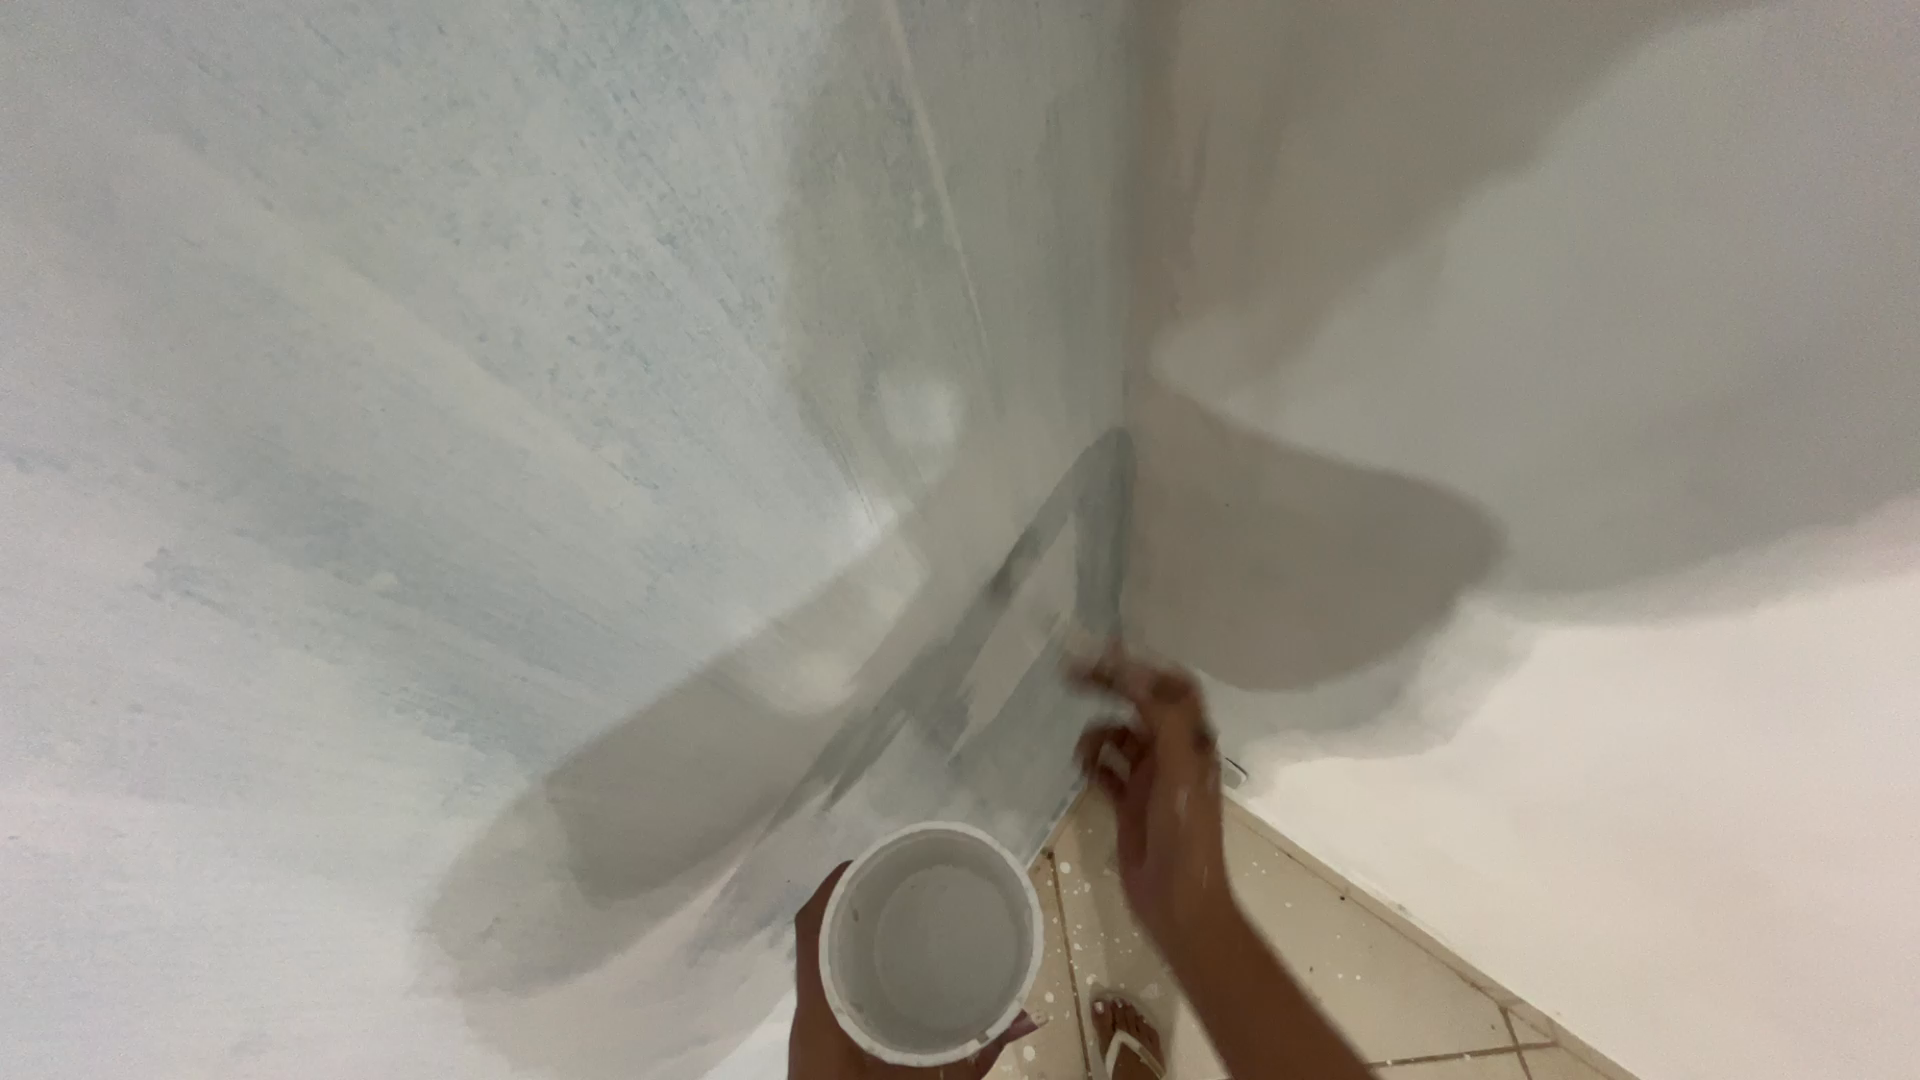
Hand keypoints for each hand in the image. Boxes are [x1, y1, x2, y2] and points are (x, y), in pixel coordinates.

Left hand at [789, 863, 1039, 1079]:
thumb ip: (976, 1054)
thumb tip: (1027, 1016)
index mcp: (822, 1014)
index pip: (809, 930)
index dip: (832, 887)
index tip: (869, 859)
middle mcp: (807, 1015)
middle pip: (812, 937)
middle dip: (848, 902)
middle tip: (896, 880)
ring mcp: (808, 1031)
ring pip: (817, 961)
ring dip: (845, 930)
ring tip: (892, 906)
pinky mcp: (816, 1046)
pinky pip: (825, 986)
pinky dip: (847, 963)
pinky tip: (882, 963)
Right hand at [1072, 645, 1231, 958]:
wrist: (1177, 903)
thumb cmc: (1186, 834)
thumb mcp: (1179, 770)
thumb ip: (1160, 718)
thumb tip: (1130, 673)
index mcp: (1192, 740)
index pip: (1172, 686)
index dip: (1144, 665)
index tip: (1105, 652)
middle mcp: (1171, 752)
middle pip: (1139, 703)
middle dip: (1109, 686)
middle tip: (1071, 674)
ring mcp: (1148, 777)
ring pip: (1117, 736)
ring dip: (1097, 734)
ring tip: (1084, 752)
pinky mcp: (1127, 801)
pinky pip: (1104, 768)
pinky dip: (1092, 763)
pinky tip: (1084, 770)